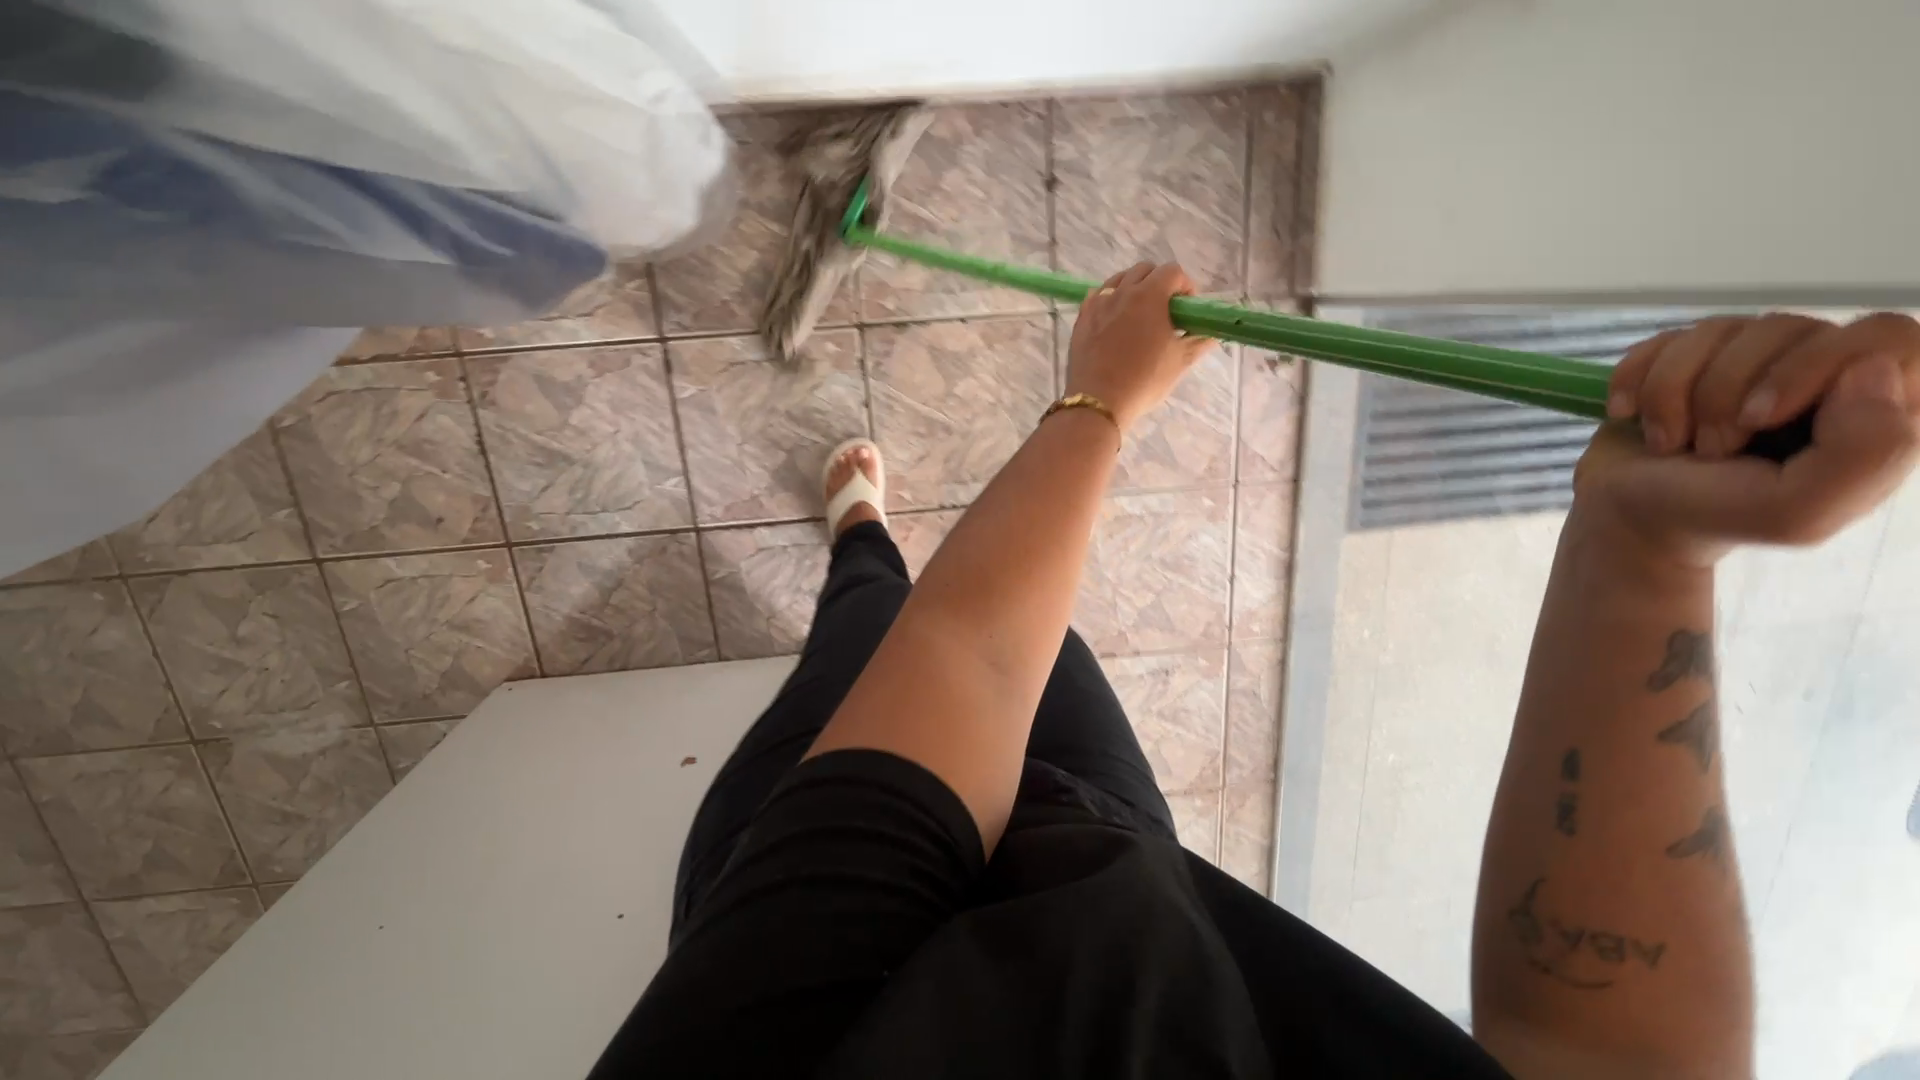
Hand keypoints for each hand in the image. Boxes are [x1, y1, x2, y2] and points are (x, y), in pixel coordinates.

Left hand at [1064, 262, 1214, 432]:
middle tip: (1166, 310)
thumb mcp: (1180, 361)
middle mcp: (1122, 292)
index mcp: (1149, 295)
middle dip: (1160, 283)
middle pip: (1145, 270)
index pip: (1173, 272)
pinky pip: (1098, 296)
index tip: (1187, 309)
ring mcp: (1098, 303)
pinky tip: (1115, 320)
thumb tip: (1212, 333)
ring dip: (1134, 288)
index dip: (1185, 286)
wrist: (1098, 402)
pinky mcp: (1082, 318)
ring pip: (1119, 280)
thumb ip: (1199, 341)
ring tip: (1139, 314)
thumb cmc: (1144, 380)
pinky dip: (1110, 300)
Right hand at [1578, 312, 1919, 565]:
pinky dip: (1634, 381)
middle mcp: (1816, 373)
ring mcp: (1748, 361)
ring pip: (1719, 331)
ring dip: (1671, 395)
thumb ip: (1868, 451)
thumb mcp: (1799, 511)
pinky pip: (1665, 339)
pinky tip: (1630, 415)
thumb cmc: (1712, 517)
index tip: (1760, 419)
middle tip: (1709, 445)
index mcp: (1870, 408)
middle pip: (1788, 329)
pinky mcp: (1688, 356)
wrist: (1624, 518)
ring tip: (1669, 441)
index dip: (1818, 366)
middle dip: (1725, 390)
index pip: (1886, 338)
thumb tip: (1869, 368)